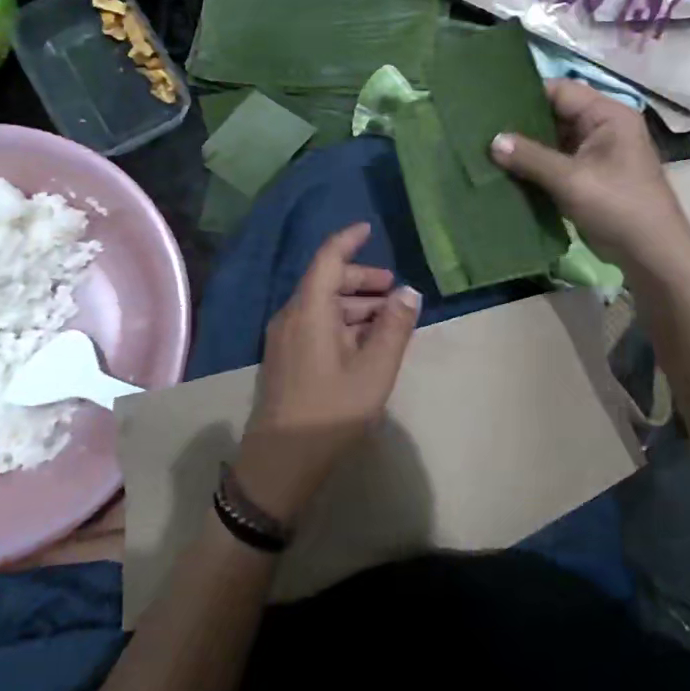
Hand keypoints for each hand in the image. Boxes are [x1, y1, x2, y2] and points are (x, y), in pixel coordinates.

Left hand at [234, 223, 419, 523]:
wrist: (280, 461)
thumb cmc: (331, 411)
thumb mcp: (375, 370)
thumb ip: (394, 327)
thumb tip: (409, 292)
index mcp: (310, 310)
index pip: (328, 258)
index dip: (349, 240)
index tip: (369, 229)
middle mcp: (291, 315)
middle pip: (326, 281)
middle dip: (362, 280)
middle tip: (394, 290)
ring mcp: (284, 338)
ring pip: (322, 305)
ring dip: (355, 305)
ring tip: (388, 320)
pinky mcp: (285, 358)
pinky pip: (315, 325)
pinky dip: (342, 323)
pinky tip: (364, 343)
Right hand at [490, 79, 689, 269]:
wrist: (650, 253)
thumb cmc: (617, 207)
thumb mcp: (571, 180)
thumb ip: (530, 157)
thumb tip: (493, 141)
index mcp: (607, 115)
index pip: (561, 91)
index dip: (526, 95)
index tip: (490, 105)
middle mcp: (603, 128)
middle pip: (555, 115)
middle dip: (522, 124)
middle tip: (482, 130)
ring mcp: (596, 154)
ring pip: (554, 141)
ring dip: (526, 149)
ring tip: (488, 150)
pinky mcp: (589, 178)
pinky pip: (557, 164)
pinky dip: (535, 168)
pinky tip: (506, 173)